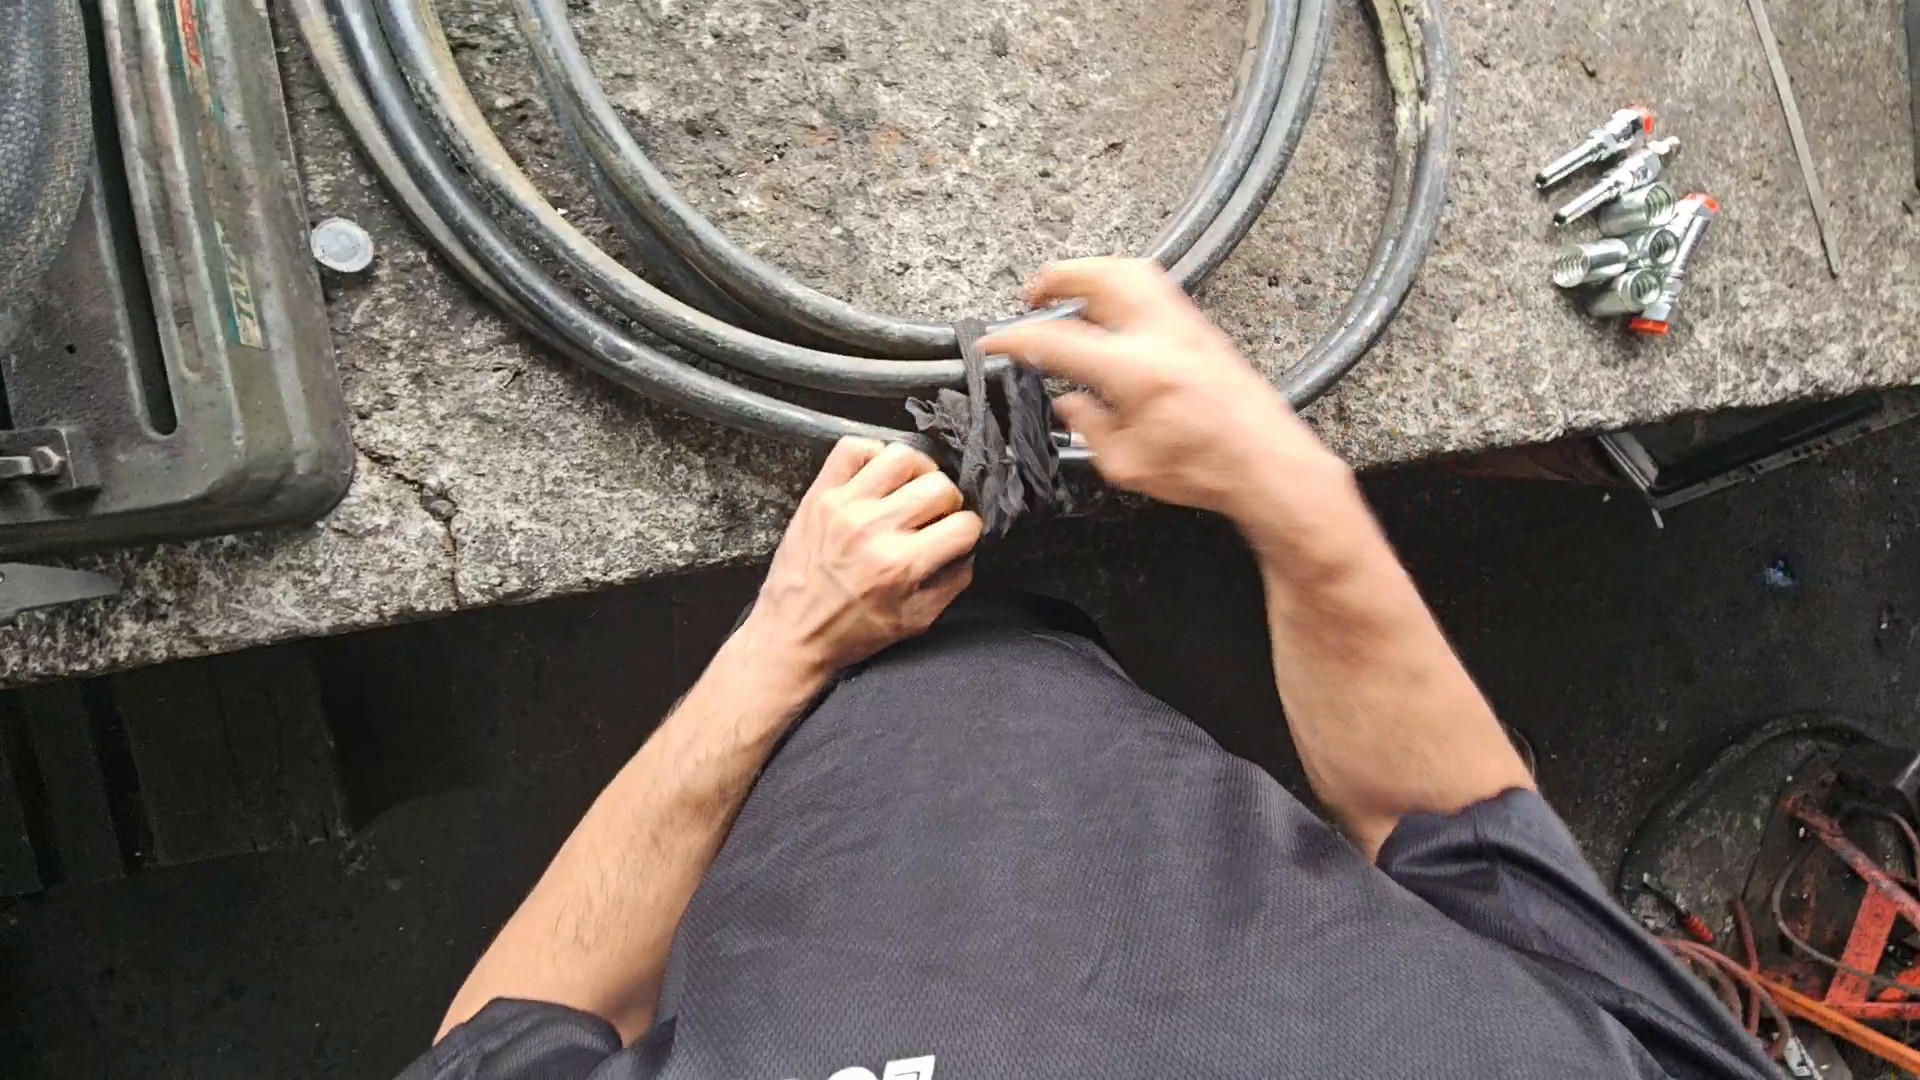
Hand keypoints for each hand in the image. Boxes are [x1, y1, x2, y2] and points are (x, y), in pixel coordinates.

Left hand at [739, 437, 982, 683]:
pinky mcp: (819, 495)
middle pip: (939, 486)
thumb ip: (952, 583)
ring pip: (902, 456)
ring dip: (919, 471)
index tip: (958, 537)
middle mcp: (874, 528)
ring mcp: (844, 506)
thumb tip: (967, 548)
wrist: (790, 633)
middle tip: (936, 516)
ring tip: (912, 489)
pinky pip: (853, 448)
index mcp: (901, 565)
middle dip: (949, 502)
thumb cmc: (852, 632)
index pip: (963, 525)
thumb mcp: (915, 621)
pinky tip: (878, 478)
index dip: (969, 531)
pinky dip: (873, 454)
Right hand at [977, 257, 1347, 521]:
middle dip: (1057, 277)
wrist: (1268, 465)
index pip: (1058, 340)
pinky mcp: (1201, 331)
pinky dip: (1122, 288)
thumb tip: (1071, 406)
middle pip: (1100, 276)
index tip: (995, 342)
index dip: (1016, 338)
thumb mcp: (1127, 463)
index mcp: (1134, 372)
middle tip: (1033, 292)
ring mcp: (1186, 328)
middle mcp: (1161, 338)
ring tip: (1069, 291)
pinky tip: (1113, 311)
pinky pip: (1155, 289)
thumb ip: (1089, 427)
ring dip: (1091, 274)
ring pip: (1132, 271)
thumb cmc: (1209, 468)